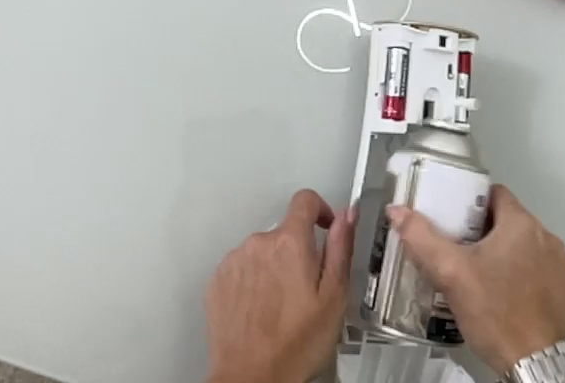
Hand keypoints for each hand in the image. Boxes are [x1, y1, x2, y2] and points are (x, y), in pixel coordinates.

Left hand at [205, 189, 354, 382]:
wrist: (250, 378)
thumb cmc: (295, 344)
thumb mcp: (334, 296)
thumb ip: (340, 247)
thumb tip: (346, 214)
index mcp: (290, 241)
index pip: (305, 200)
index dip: (319, 210)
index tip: (324, 229)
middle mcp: (259, 242)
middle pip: (284, 232)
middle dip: (297, 251)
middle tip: (305, 289)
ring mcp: (235, 260)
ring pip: (262, 251)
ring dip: (273, 267)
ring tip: (281, 306)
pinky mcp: (219, 279)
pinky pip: (241, 268)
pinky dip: (253, 281)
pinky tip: (261, 310)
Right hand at [387, 185, 564, 374]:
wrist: (540, 366)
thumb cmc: (496, 313)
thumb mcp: (451, 274)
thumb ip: (422, 239)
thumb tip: (397, 211)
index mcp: (521, 223)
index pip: (493, 194)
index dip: (470, 202)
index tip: (453, 219)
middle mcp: (546, 236)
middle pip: (507, 220)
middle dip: (483, 231)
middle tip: (458, 251)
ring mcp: (561, 264)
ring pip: (523, 246)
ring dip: (503, 253)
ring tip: (479, 275)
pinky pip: (539, 270)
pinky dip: (522, 275)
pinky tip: (504, 296)